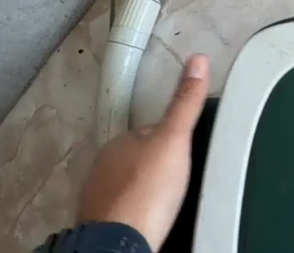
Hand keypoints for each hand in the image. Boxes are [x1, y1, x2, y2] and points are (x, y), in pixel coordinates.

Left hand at [77, 54, 211, 246]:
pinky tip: (147, 220)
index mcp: (118, 142)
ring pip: (127, 185)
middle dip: (155, 166)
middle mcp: (101, 166)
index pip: (149, 131)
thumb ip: (185, 102)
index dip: (170, 139)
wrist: (119, 245)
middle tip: (178, 179)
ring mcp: (95, 198)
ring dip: (143, 190)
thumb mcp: (175, 139)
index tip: (186, 151)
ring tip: (165, 202)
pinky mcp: (96, 226)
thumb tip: (198, 58)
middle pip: (137, 158)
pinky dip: (133, 213)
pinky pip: (120, 211)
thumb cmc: (148, 187)